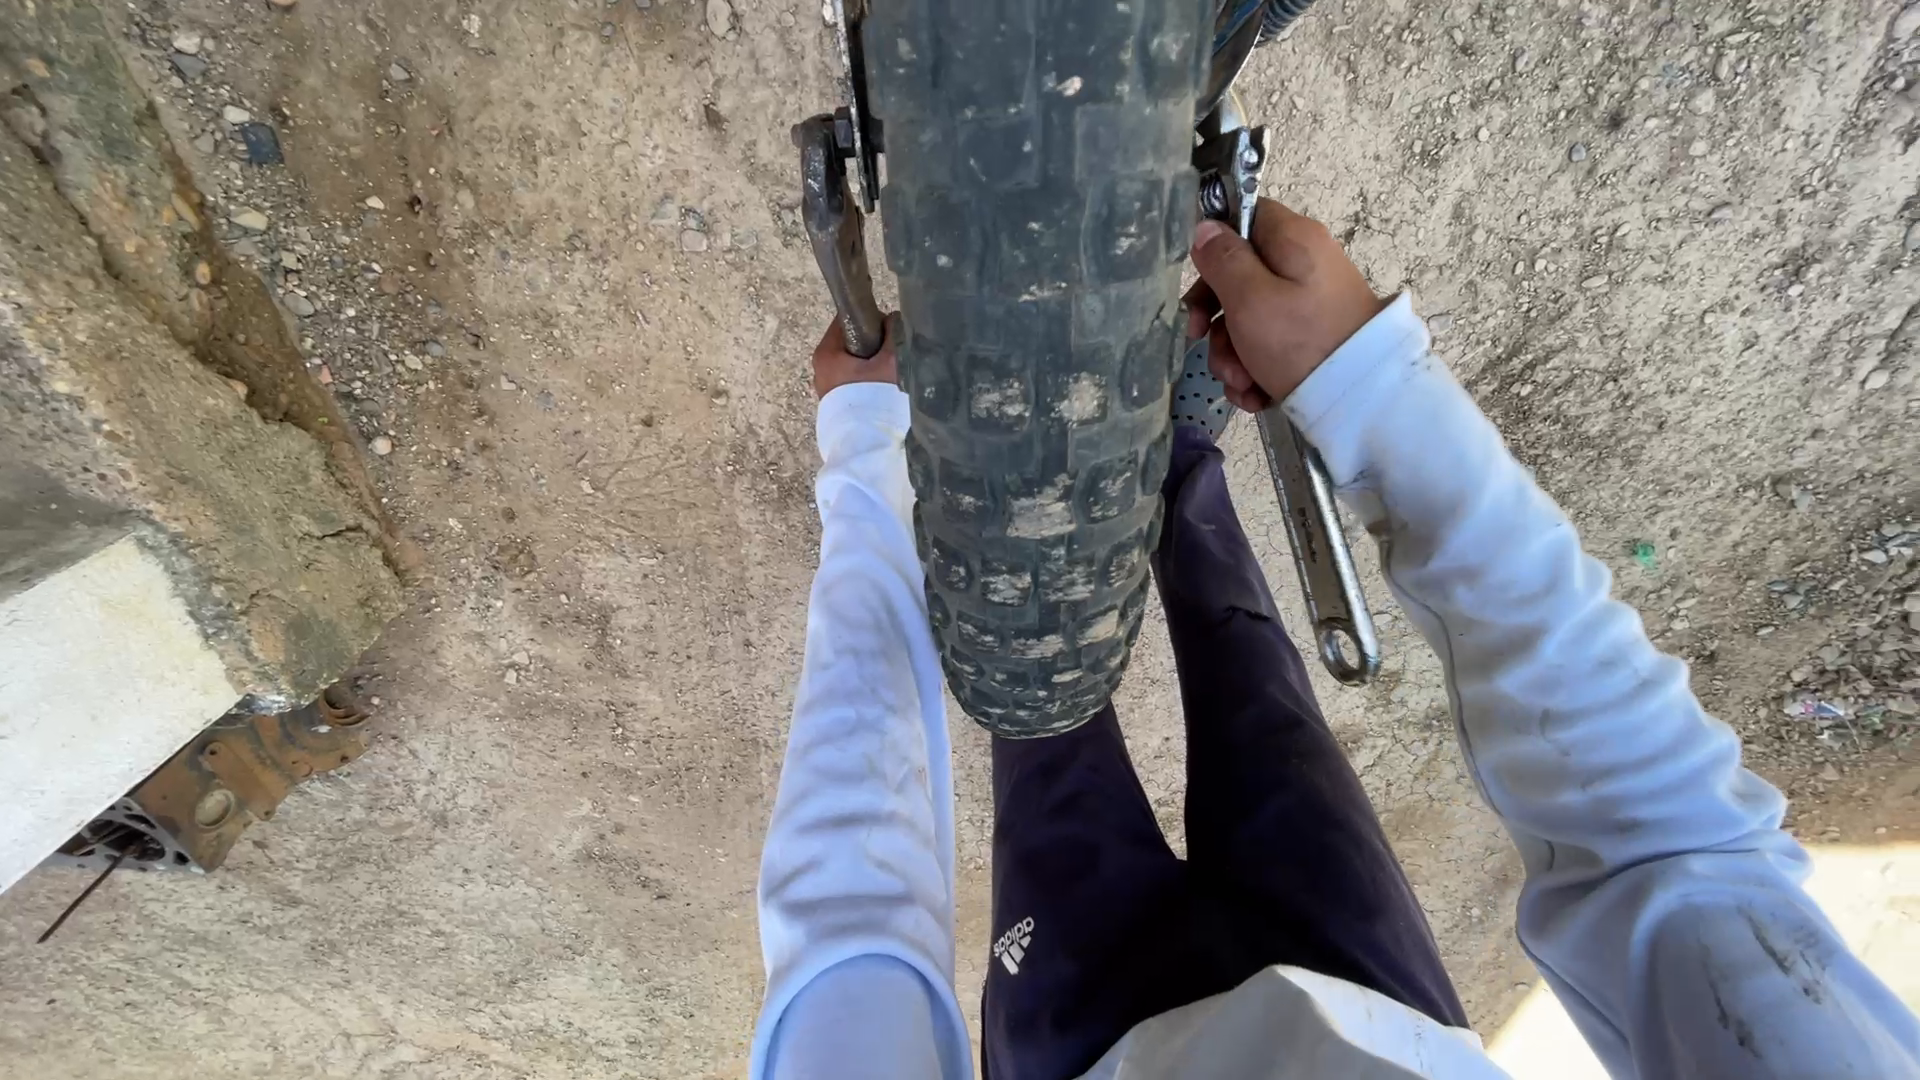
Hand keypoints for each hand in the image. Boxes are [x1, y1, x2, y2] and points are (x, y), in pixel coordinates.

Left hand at [812, 313, 899, 399]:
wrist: (868, 441)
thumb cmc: (876, 396)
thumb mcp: (891, 359)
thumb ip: (893, 333)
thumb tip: (892, 320)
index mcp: (826, 353)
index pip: (846, 320)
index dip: (870, 320)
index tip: (888, 332)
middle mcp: (819, 369)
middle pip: (850, 343)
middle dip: (872, 346)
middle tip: (891, 358)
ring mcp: (825, 388)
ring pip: (853, 364)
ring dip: (870, 366)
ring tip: (887, 377)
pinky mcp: (834, 404)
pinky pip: (852, 382)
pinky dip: (865, 382)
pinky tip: (879, 392)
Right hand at [1183, 199, 1387, 411]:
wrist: (1358, 397)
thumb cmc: (1300, 340)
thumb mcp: (1250, 298)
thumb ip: (1223, 261)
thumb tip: (1205, 229)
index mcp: (1291, 241)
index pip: (1243, 218)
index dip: (1213, 249)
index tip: (1198, 287)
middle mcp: (1301, 266)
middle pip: (1238, 278)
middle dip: (1216, 319)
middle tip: (1203, 343)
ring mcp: (1306, 305)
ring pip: (1247, 320)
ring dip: (1231, 355)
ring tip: (1240, 383)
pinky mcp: (1308, 339)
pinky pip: (1266, 346)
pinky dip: (1253, 372)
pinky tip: (1254, 394)